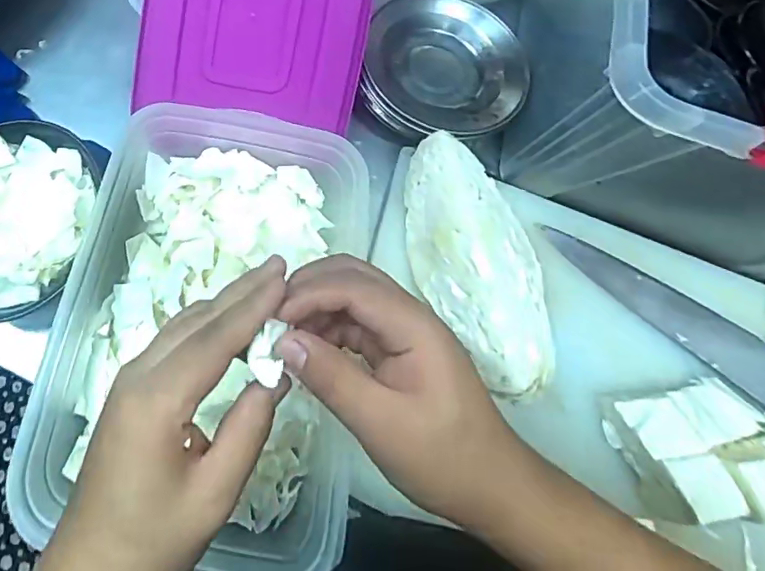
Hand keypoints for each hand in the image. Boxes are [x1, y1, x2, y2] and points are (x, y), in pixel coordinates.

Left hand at [41, 256, 288, 570]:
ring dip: (222, 303)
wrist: (92, 561)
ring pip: (181, 326)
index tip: (282, 278)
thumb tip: (275, 374)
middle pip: (196, 321)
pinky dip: (204, 323)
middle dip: (239, 291)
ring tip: (259, 285)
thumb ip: (248, 431)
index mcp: (157, 397)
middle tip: (276, 265)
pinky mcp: (130, 387)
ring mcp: (129, 377)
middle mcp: (139, 373)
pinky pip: (171, 340)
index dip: (251, 307)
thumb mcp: (212, 495)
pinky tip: (224, 320)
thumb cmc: (153, 536)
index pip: (213, 339)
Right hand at [275, 255, 519, 528]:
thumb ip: (332, 377)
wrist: (495, 490)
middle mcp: (407, 313)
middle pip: (349, 274)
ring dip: (314, 306)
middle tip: (270, 317)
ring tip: (281, 335)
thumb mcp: (381, 424)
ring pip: (349, 293)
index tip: (270, 320)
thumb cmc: (443, 458)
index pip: (350, 285)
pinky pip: (353, 320)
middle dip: (307, 287)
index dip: (306, 294)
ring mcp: (402, 328)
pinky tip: (305, 350)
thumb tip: (283, 341)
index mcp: (412, 323)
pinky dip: (325, 326)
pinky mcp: (396, 345)